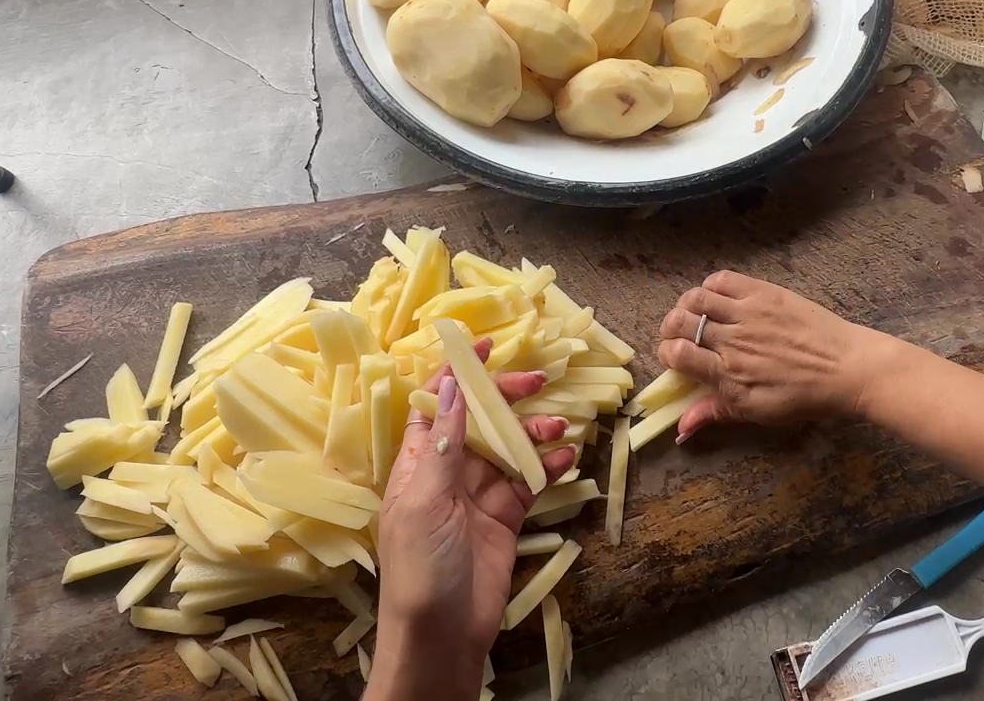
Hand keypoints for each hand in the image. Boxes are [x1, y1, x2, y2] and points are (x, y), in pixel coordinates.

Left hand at [367, 338, 576, 700]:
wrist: (442, 637)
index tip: (485, 345)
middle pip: (480, 417)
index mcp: (419, 461)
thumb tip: (450, 385)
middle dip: (507, 395)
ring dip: (534, 431)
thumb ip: (443, 443)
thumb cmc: (421, 566)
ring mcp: (480, 491)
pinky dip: (548, 466)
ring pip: (510, 444)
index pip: (437, 403)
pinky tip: (565, 460)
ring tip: (558, 429)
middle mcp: (449, 469)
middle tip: (538, 381)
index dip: (457, 372)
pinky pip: (529, 478)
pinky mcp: (506, 514)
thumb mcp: (425, 500)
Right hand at [656, 271, 899, 439]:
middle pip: (679, 322)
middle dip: (670, 327)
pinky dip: (710, 285)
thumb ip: (716, 413)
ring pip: (696, 298)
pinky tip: (716, 296)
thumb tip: (681, 427)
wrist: (848, 368)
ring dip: (686, 304)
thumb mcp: (758, 411)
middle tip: (678, 333)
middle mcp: (732, 341)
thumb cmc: (804, 396)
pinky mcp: (762, 292)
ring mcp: (746, 312)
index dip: (667, 352)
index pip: (678, 354)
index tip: (673, 356)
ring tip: (693, 312)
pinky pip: (722, 279)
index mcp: (729, 374)